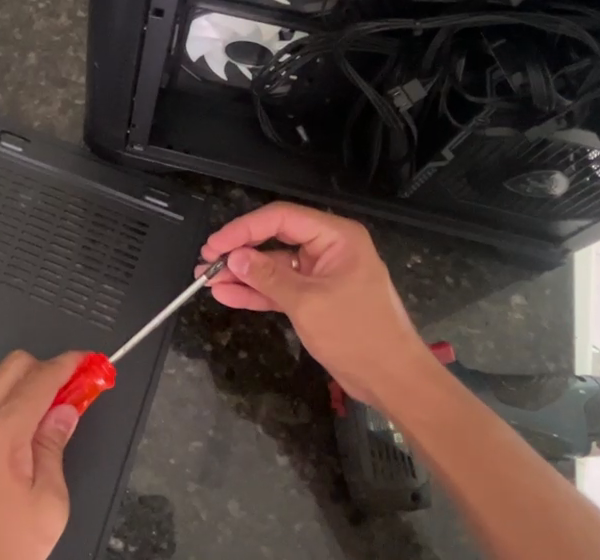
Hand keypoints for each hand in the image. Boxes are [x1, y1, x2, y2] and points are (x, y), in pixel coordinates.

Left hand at [0, 350, 84, 559]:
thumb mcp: (47, 505)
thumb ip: (55, 448)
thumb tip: (63, 414)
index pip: (42, 377)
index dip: (70, 365)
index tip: (87, 363)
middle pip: (14, 366)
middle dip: (46, 370)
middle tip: (71, 392)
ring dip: (22, 392)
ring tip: (46, 423)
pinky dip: (0, 412)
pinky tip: (17, 441)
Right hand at [202, 201, 428, 400]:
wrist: (394, 381)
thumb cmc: (359, 334)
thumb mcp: (308, 303)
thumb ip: (268, 277)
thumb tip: (234, 257)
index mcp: (336, 237)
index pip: (281, 219)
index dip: (244, 229)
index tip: (216, 244)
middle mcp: (328, 249)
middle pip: (274, 239)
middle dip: (240, 251)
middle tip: (206, 260)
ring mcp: (321, 275)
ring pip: (273, 266)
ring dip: (242, 274)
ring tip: (207, 278)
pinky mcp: (315, 298)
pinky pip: (280, 289)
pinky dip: (255, 292)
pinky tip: (227, 294)